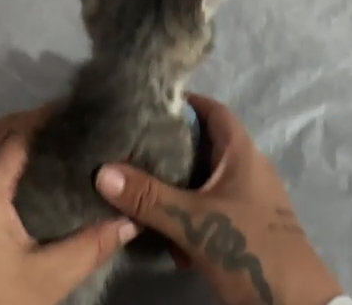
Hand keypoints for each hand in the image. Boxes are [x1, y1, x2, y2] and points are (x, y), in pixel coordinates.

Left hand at [0, 108, 135, 304]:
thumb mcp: (44, 281)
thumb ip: (90, 245)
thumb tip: (131, 220)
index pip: (21, 128)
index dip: (53, 118)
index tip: (85, 118)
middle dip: (35, 127)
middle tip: (74, 136)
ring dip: (11, 143)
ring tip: (51, 154)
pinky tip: (15, 180)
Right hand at [94, 95, 342, 304]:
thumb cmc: (250, 249)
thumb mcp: (194, 222)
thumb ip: (149, 197)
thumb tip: (102, 170)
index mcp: (242, 152)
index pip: (211, 110)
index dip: (182, 102)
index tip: (145, 105)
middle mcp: (247, 168)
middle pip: (202, 144)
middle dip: (168, 147)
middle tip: (130, 146)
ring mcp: (248, 200)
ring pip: (203, 180)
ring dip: (174, 187)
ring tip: (136, 187)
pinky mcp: (245, 228)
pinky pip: (209, 208)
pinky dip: (187, 215)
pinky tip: (161, 232)